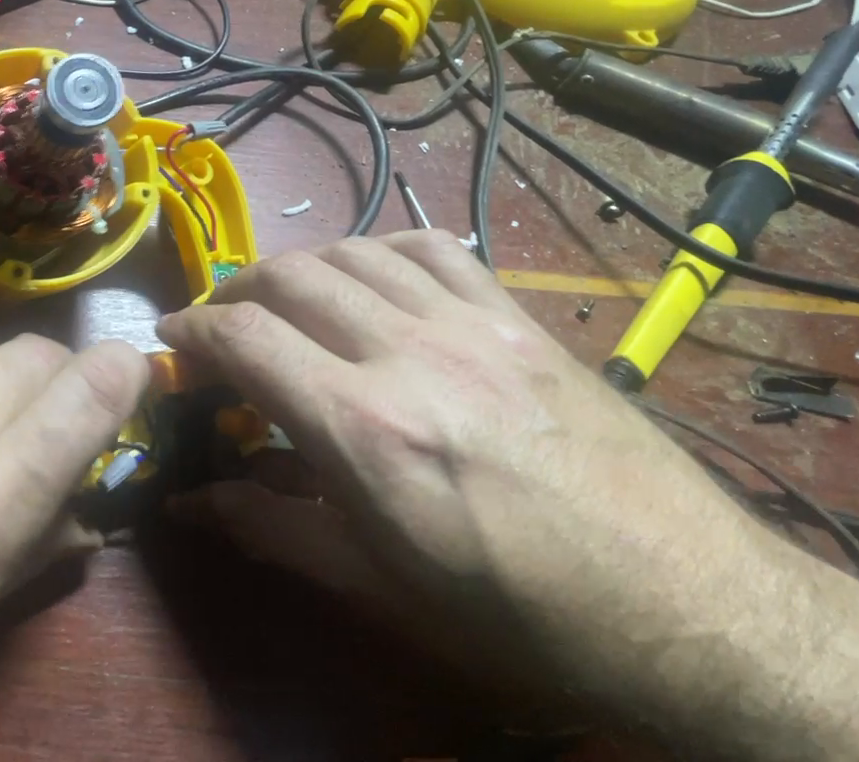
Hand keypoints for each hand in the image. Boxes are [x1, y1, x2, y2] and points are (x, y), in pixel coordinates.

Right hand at [156, 232, 780, 700]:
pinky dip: (379, 248)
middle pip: (287, 276)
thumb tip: (188, 501)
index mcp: (364, 427)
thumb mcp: (375, 584)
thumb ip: (269, 526)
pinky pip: (431, 247)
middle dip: (232, 292)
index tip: (171, 346)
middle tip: (219, 328)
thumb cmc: (513, 612)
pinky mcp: (518, 318)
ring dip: (297, 267)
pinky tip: (369, 278)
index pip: (244, 336)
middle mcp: (409, 354)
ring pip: (352, 250)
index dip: (190, 331)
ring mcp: (471, 325)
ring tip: (283, 302)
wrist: (687, 607)